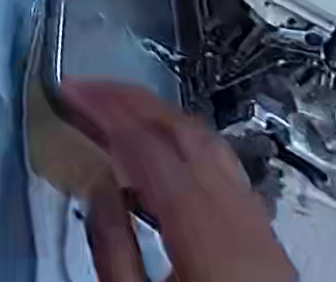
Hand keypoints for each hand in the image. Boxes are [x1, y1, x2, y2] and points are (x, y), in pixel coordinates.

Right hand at [61, 80, 295, 281]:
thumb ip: (112, 247)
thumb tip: (96, 183)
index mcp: (207, 237)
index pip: (149, 147)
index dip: (104, 110)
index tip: (68, 91)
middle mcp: (242, 221)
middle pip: (186, 132)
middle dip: (131, 100)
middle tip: (85, 88)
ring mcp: (262, 229)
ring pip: (209, 144)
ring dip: (157, 116)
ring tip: (114, 109)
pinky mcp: (267, 241)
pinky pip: (222, 169)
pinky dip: (180, 143)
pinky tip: (152, 156)